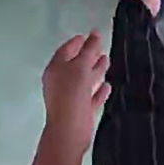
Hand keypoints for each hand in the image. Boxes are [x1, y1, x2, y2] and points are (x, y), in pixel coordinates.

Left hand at [40, 32, 108, 158]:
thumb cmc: (71, 93)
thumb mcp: (81, 65)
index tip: (88, 35)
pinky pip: (90, 97)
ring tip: (106, 60)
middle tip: (100, 45)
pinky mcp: (80, 111)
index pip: (66, 50)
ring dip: (95, 70)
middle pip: (75, 64)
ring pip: (84, 80)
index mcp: (56, 69)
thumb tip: (95, 33)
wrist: (69, 130)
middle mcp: (61, 82)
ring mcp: (70, 97)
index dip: (77, 42)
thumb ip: (89, 49)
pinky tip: (107, 86)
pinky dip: (98, 90)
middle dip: (88, 55)